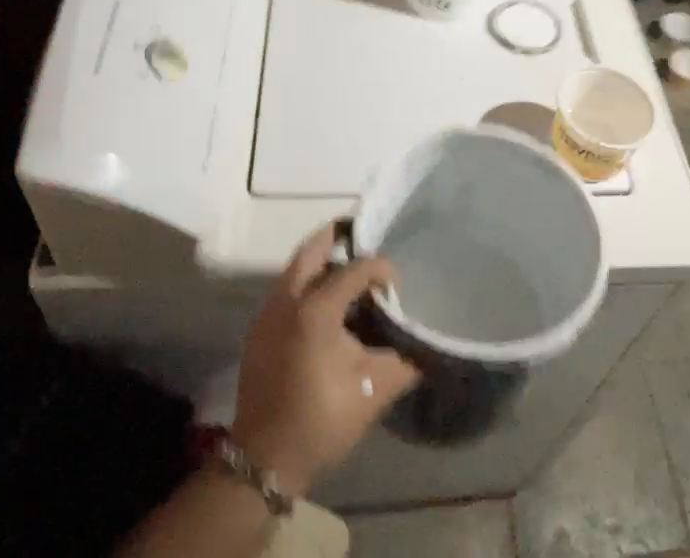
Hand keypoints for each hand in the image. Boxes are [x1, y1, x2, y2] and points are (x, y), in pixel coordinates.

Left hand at [229, 222, 420, 495]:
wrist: (266, 458)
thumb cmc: (323, 418)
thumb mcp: (376, 388)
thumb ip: (408, 359)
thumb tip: (431, 344)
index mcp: (316, 310)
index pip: (355, 269)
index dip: (381, 269)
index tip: (398, 286)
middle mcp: (286, 301)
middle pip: (310, 252)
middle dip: (335, 236)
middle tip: (359, 232)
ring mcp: (267, 315)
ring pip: (293, 271)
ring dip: (319, 262)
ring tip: (348, 267)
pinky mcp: (259, 332)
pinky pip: (285, 292)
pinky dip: (306, 283)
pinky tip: (327, 303)